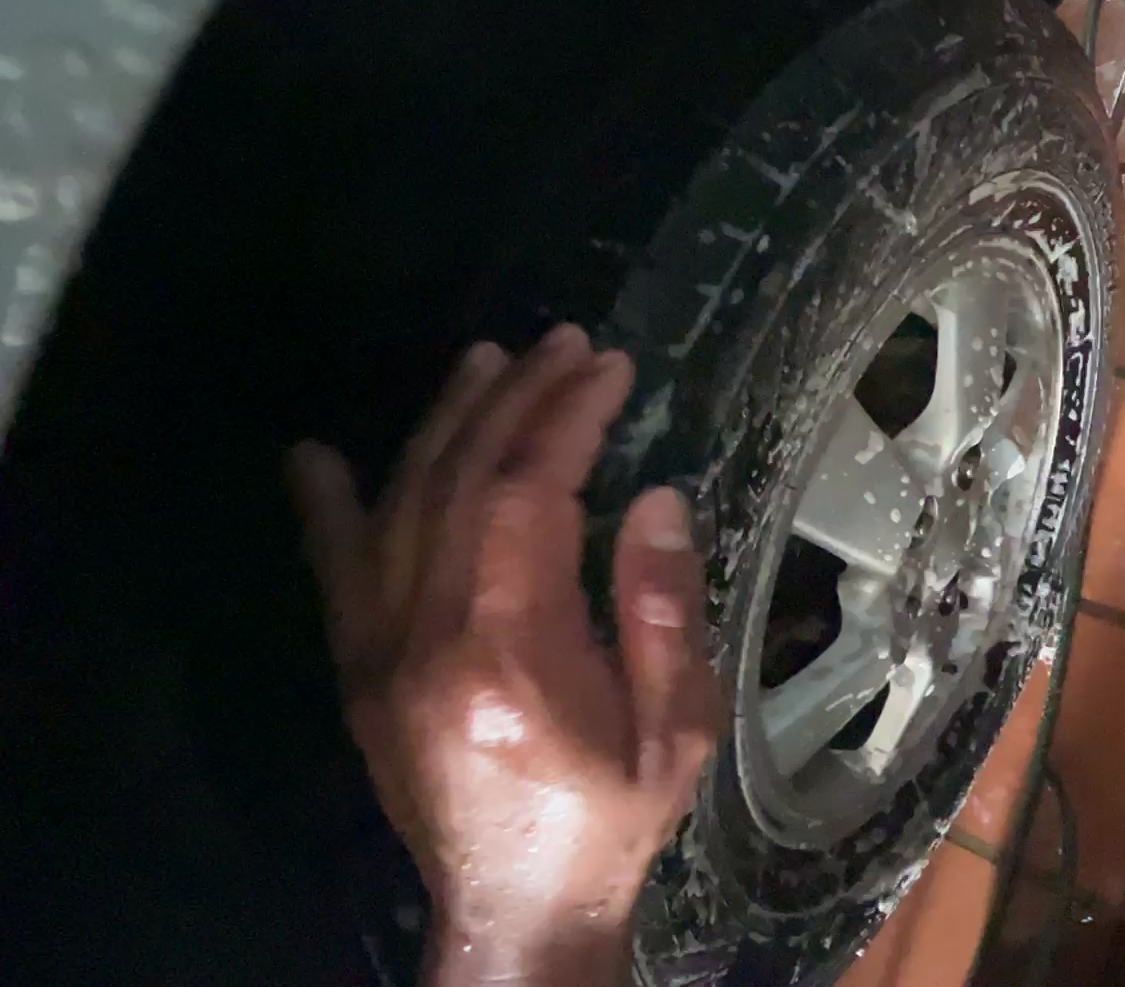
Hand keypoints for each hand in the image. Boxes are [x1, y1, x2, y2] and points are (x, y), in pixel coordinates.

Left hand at [288, 324, 721, 986]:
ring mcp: (376, 653)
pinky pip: (336, 570)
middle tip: (566, 343)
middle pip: (462, 481)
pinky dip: (328, 505)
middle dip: (519, 399)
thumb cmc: (615, 813)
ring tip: (489, 360)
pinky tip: (318, 455)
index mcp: (510, 652)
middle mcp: (423, 639)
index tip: (611, 368)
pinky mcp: (359, 671)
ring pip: (401, 506)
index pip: (529, 495)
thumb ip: (663, 608)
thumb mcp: (679, 722)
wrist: (518, 908)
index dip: (570, 418)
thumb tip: (656, 500)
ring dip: (446, 422)